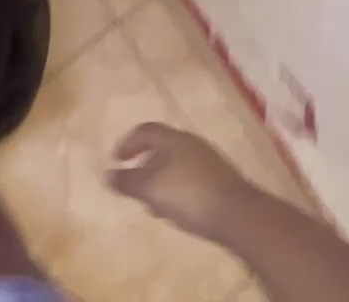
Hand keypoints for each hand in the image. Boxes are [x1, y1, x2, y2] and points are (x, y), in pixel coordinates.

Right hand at [106, 122, 259, 238]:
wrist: (242, 216)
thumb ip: (127, 182)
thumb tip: (107, 175)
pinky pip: (192, 179)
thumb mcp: (151, 189)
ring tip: (155, 201)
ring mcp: (210, 162)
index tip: (118, 160)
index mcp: (173, 139)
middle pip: (163, 147)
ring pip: (178, 165)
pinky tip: (179, 210)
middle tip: (136, 182)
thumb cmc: (190, 195)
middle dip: (146, 164)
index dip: (128, 143)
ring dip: (163, 179)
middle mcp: (192, 144)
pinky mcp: (223, 181)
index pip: (145, 131)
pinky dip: (180, 189)